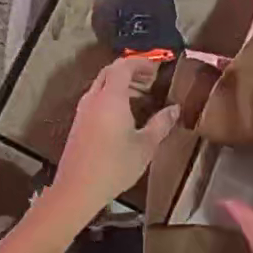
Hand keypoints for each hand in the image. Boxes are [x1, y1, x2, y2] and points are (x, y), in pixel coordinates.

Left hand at [49, 59, 180, 214]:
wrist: (77, 189)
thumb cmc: (114, 167)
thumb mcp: (145, 146)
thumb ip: (161, 124)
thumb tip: (174, 110)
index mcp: (110, 98)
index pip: (122, 66)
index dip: (140, 62)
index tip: (155, 69)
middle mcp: (93, 100)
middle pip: (109, 73)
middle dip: (130, 72)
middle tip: (149, 82)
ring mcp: (82, 113)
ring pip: (100, 88)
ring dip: (119, 87)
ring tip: (139, 99)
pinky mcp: (77, 126)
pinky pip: (94, 102)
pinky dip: (110, 100)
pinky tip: (123, 118)